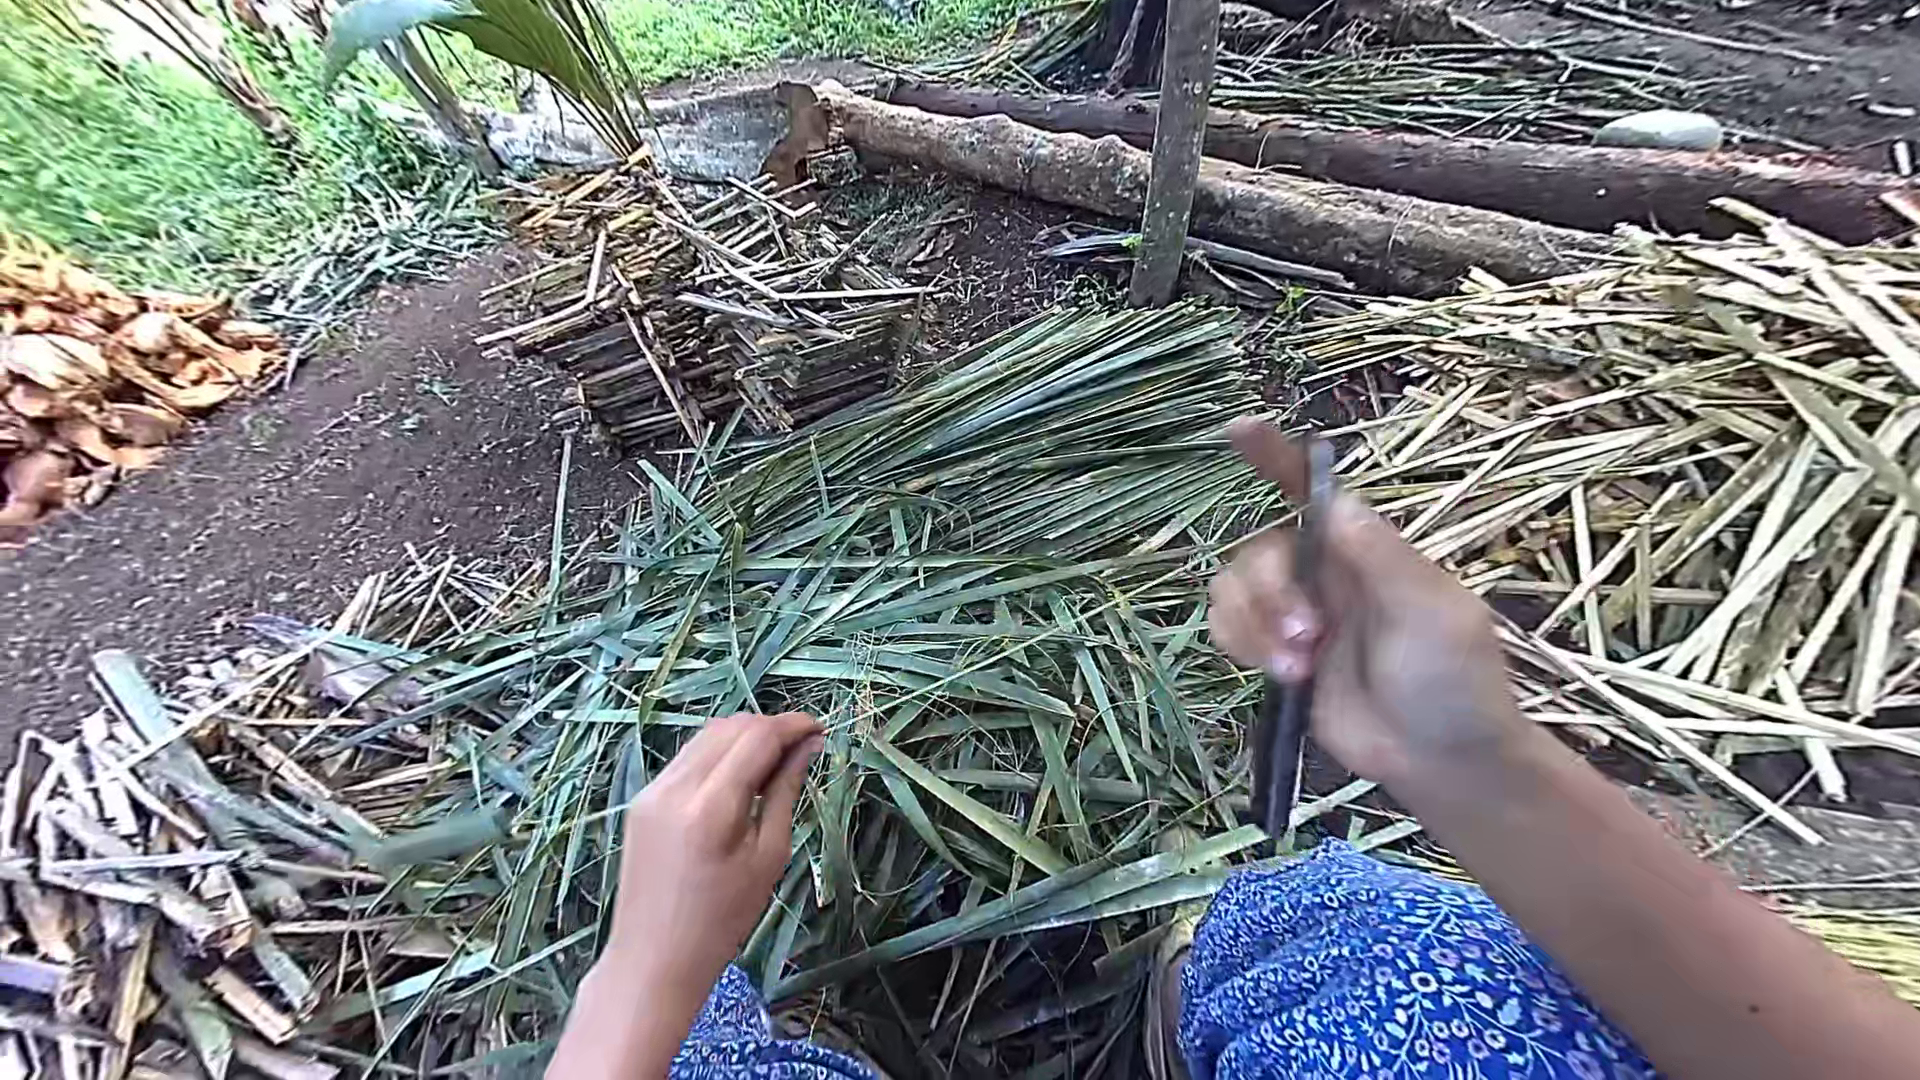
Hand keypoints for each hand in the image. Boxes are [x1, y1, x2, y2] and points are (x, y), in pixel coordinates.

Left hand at [605, 711, 822, 1007]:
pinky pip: (691, 753)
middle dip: (772, 728)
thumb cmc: (723, 919)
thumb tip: (809, 744)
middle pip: (734, 726)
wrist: (651, 964)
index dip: (793, 725)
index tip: (819, 730)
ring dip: (747, 734)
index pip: (758, 737)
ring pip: (710, 732)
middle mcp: (676, 786)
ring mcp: (654, 789)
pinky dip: (722, 749)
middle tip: (801, 747)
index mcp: (710, 806)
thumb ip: (786, 789)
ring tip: (774, 758)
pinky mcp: (644, 796)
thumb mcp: (769, 854)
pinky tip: (740, 772)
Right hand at [1208, 419, 1529, 787]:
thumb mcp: (1432, 612)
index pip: (1307, 491)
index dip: (1272, 456)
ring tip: (1297, 665)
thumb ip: (1383, 556)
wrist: (1437, 759)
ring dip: (1254, 626)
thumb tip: (1336, 500)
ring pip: (1230, 590)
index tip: (1239, 428)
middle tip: (1307, 635)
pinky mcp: (1270, 649)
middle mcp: (1317, 572)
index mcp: (1358, 550)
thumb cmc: (1454, 680)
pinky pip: (1223, 626)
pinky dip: (1240, 644)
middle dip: (1270, 593)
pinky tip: (1281, 673)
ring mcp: (1290, 613)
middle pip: (1255, 553)